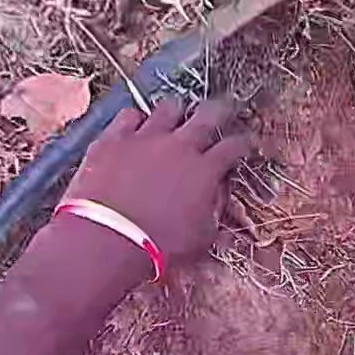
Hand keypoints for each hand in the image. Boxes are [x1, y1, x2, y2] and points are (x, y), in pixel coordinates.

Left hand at [60, 96, 251, 270]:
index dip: (243, 143)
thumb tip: (223, 214)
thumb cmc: (160, 247)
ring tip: (179, 114)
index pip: (233, 147)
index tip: (245, 144)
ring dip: (178, 111)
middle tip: (225, 108)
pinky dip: (137, 119)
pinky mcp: (114, 139)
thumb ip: (215, 219)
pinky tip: (137, 125)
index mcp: (206, 171)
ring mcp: (146, 138)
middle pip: (209, 115)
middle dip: (221, 111)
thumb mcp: (201, 241)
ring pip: (169, 108)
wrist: (109, 240)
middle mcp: (180, 146)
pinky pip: (130, 115)